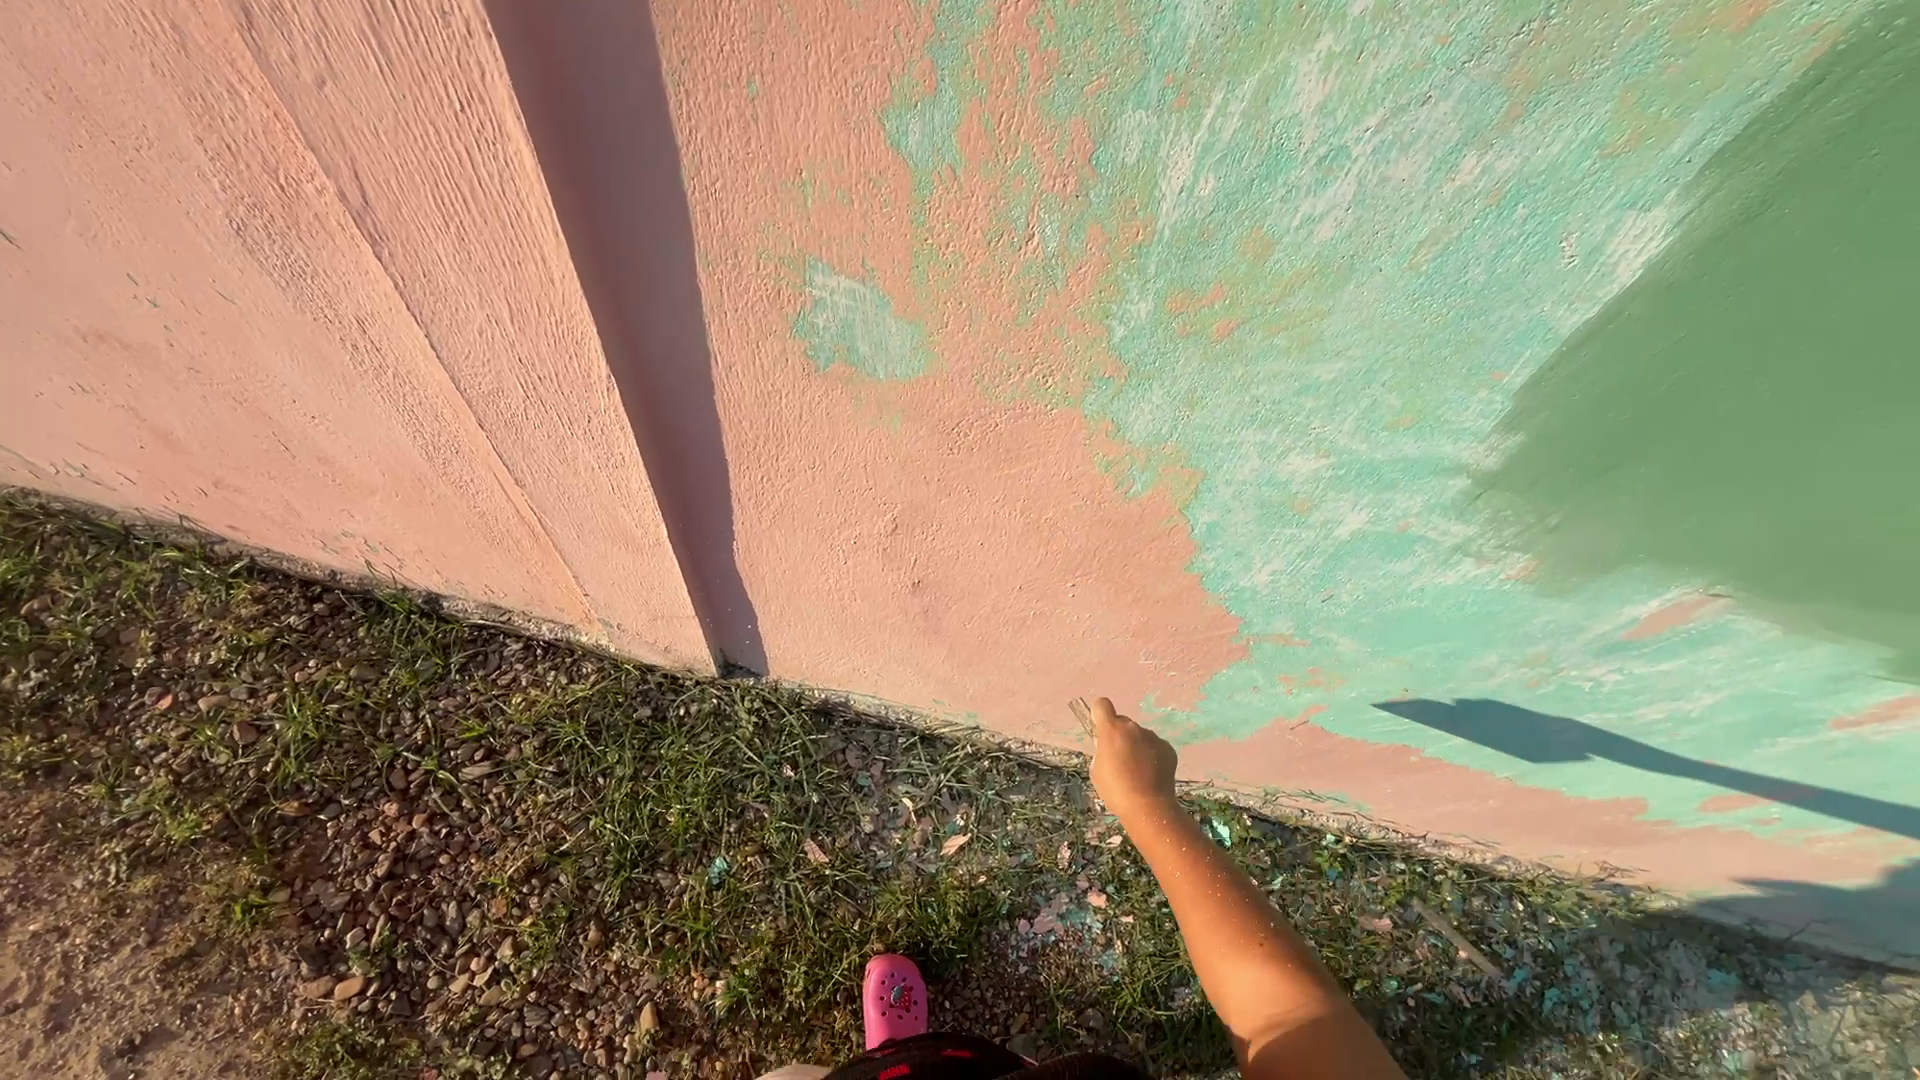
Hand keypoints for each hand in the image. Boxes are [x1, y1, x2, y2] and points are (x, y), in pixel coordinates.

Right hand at [1085, 696, 1177, 817]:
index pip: (1102, 704)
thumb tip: (1110, 745)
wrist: (1148, 807)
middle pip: (1122, 722)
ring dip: (1136, 746)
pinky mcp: (1167, 748)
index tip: (1100, 729)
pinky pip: (1154, 746)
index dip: (1099, 714)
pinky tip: (1150, 775)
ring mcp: (1152, 737)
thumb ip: (1102, 750)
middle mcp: (1133, 728)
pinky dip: (1151, 756)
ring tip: (1137, 772)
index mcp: (1111, 730)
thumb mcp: (1096, 769)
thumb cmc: (1115, 790)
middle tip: (1119, 759)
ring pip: (1139, 736)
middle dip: (1119, 735)